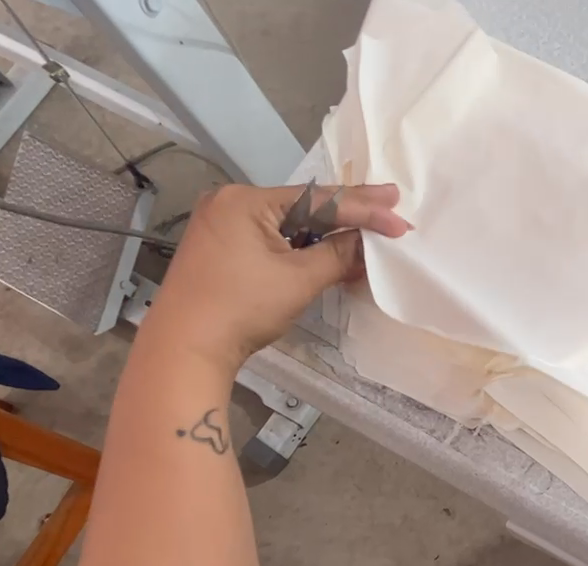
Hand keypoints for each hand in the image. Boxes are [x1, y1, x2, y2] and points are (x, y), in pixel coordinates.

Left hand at [139, 183, 412, 366]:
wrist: (188, 344)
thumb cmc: (242, 307)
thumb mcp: (299, 280)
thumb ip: (338, 255)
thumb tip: (367, 243)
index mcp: (247, 201)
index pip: (318, 199)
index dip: (363, 209)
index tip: (399, 218)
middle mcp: (233, 203)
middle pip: (303, 204)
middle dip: (349, 208)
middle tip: (390, 200)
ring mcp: (225, 226)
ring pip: (290, 223)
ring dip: (329, 230)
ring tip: (370, 226)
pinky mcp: (226, 249)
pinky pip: (276, 238)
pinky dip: (306, 245)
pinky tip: (333, 249)